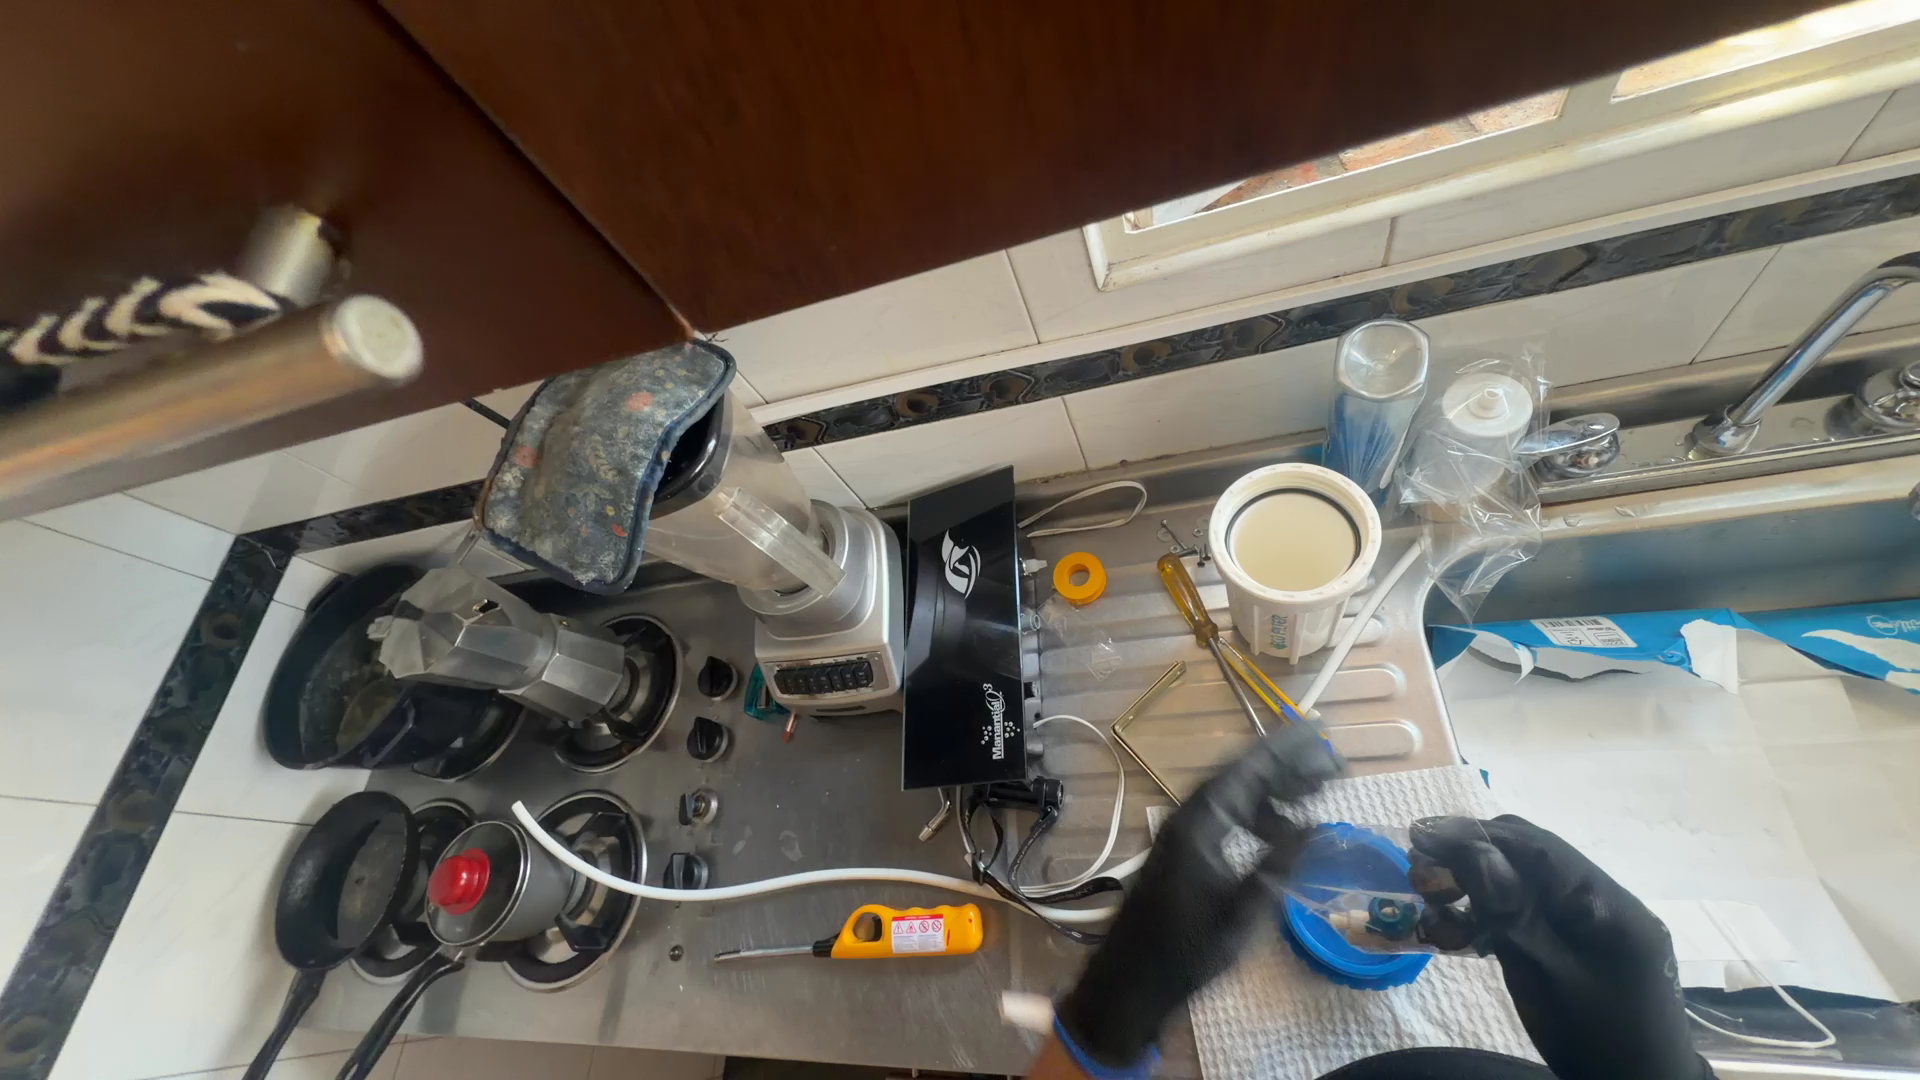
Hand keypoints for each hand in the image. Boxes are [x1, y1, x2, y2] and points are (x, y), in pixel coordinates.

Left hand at [1055, 725, 1342, 1072]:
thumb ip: (1279, 863)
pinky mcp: (1186, 846)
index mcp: (1201, 821)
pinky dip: (1258, 814)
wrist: (1134, 975)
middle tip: (1329, 758)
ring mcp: (1186, 829)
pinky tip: (1283, 828)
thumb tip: (1313, 825)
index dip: (1284, 749)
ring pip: (1235, 794)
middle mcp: (1190, 815)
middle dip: (1285, 764)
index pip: (1247, 770)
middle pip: (1241, 775)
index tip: (1317, 732)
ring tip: (1316, 790)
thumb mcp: (1244, 911)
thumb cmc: (1187, 948)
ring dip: (1274, 789)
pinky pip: (1227, 815)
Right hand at [1409, 816, 1708, 1079]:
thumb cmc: (1594, 1036)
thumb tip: (1472, 847)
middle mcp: (1601, 900)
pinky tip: (1460, 926)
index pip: (1536, 847)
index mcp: (1608, 905)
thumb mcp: (1545, 972)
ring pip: (1520, 876)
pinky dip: (1486, 907)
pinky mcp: (1573, 937)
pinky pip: (1524, 904)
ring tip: (1433, 897)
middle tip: (1422, 867)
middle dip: (1468, 853)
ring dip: (1472, 880)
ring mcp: (1588, 919)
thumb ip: (1511, 908)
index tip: (1420, 836)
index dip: (1474, 834)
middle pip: (1525, 854)